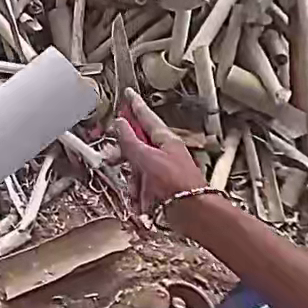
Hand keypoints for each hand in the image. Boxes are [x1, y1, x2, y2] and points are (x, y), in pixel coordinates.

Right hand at [113, 88, 205, 213]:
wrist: (193, 213)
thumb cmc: (178, 184)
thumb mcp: (147, 159)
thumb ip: (130, 141)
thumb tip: (119, 124)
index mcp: (165, 140)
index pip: (146, 116)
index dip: (136, 105)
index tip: (129, 94)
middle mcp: (164, 153)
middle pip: (137, 146)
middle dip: (125, 156)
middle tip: (114, 157)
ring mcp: (162, 171)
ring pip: (137, 169)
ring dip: (133, 181)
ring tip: (137, 190)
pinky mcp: (161, 189)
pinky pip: (142, 187)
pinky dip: (139, 195)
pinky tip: (143, 203)